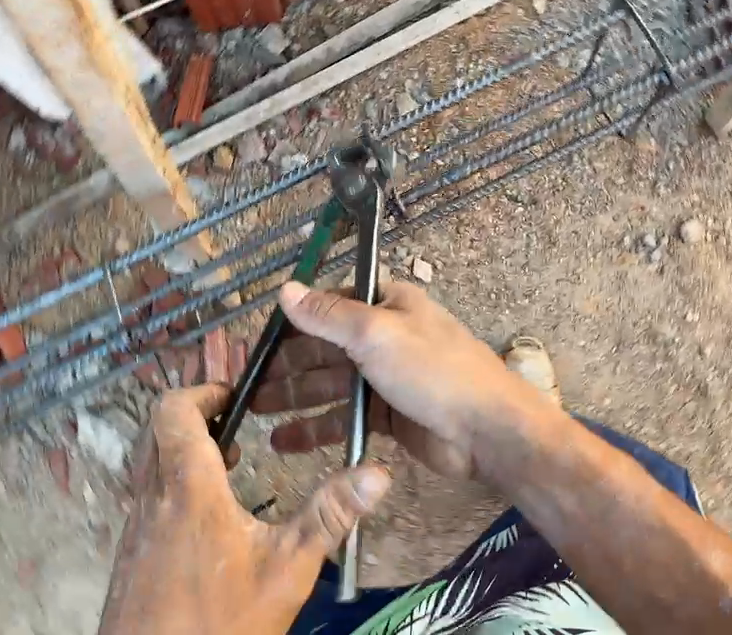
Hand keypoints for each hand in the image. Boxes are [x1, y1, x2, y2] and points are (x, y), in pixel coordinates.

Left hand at [97, 384, 390, 634]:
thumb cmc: (220, 624)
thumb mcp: (287, 570)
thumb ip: (329, 515)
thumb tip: (378, 472)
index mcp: (188, 487)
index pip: (173, 410)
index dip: (200, 391)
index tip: (233, 397)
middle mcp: (154, 496)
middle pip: (158, 429)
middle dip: (195, 416)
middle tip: (234, 425)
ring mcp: (136, 526)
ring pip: (150, 462)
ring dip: (183, 451)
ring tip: (228, 468)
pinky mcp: (129, 553)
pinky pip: (147, 496)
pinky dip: (173, 484)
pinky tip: (208, 519)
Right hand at [252, 280, 557, 480]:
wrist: (487, 431)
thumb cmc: (432, 369)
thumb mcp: (376, 333)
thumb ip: (327, 315)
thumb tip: (284, 288)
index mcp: (385, 305)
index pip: (328, 306)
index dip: (291, 323)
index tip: (254, 343)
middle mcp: (382, 336)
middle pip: (323, 348)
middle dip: (285, 366)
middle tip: (243, 386)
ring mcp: (384, 378)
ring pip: (329, 384)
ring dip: (293, 397)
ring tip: (253, 414)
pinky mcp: (388, 416)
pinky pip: (343, 417)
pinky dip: (315, 427)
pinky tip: (283, 442)